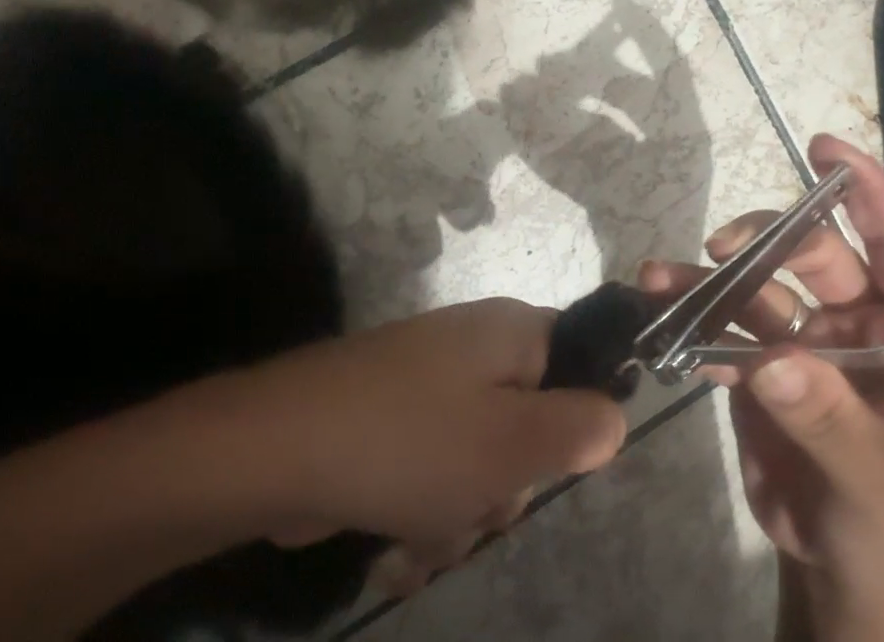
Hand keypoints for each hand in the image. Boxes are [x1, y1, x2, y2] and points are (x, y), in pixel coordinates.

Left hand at [225, 298, 627, 557]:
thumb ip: (579, 429)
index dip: (580, 414)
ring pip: (478, 463)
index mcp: (508, 334)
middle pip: (529, 423)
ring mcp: (422, 387)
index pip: (581, 357)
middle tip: (484, 503)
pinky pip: (430, 474)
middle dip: (509, 484)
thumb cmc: (408, 443)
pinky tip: (394, 549)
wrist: (270, 452)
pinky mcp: (386, 426)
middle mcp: (469, 350)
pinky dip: (421, 515)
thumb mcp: (513, 444)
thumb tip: (613, 416)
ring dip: (462, 514)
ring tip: (425, 533)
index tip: (557, 458)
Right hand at [639, 135, 883, 638]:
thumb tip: (775, 358)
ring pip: (760, 286)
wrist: (832, 567)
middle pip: (816, 256)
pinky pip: (723, 328)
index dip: (871, 194)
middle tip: (724, 248)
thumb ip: (832, 421)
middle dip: (771, 241)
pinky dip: (693, 320)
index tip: (826, 149)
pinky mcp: (758, 366)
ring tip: (662, 274)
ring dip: (714, 277)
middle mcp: (859, 325)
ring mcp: (804, 342)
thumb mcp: (876, 481)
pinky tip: (661, 314)